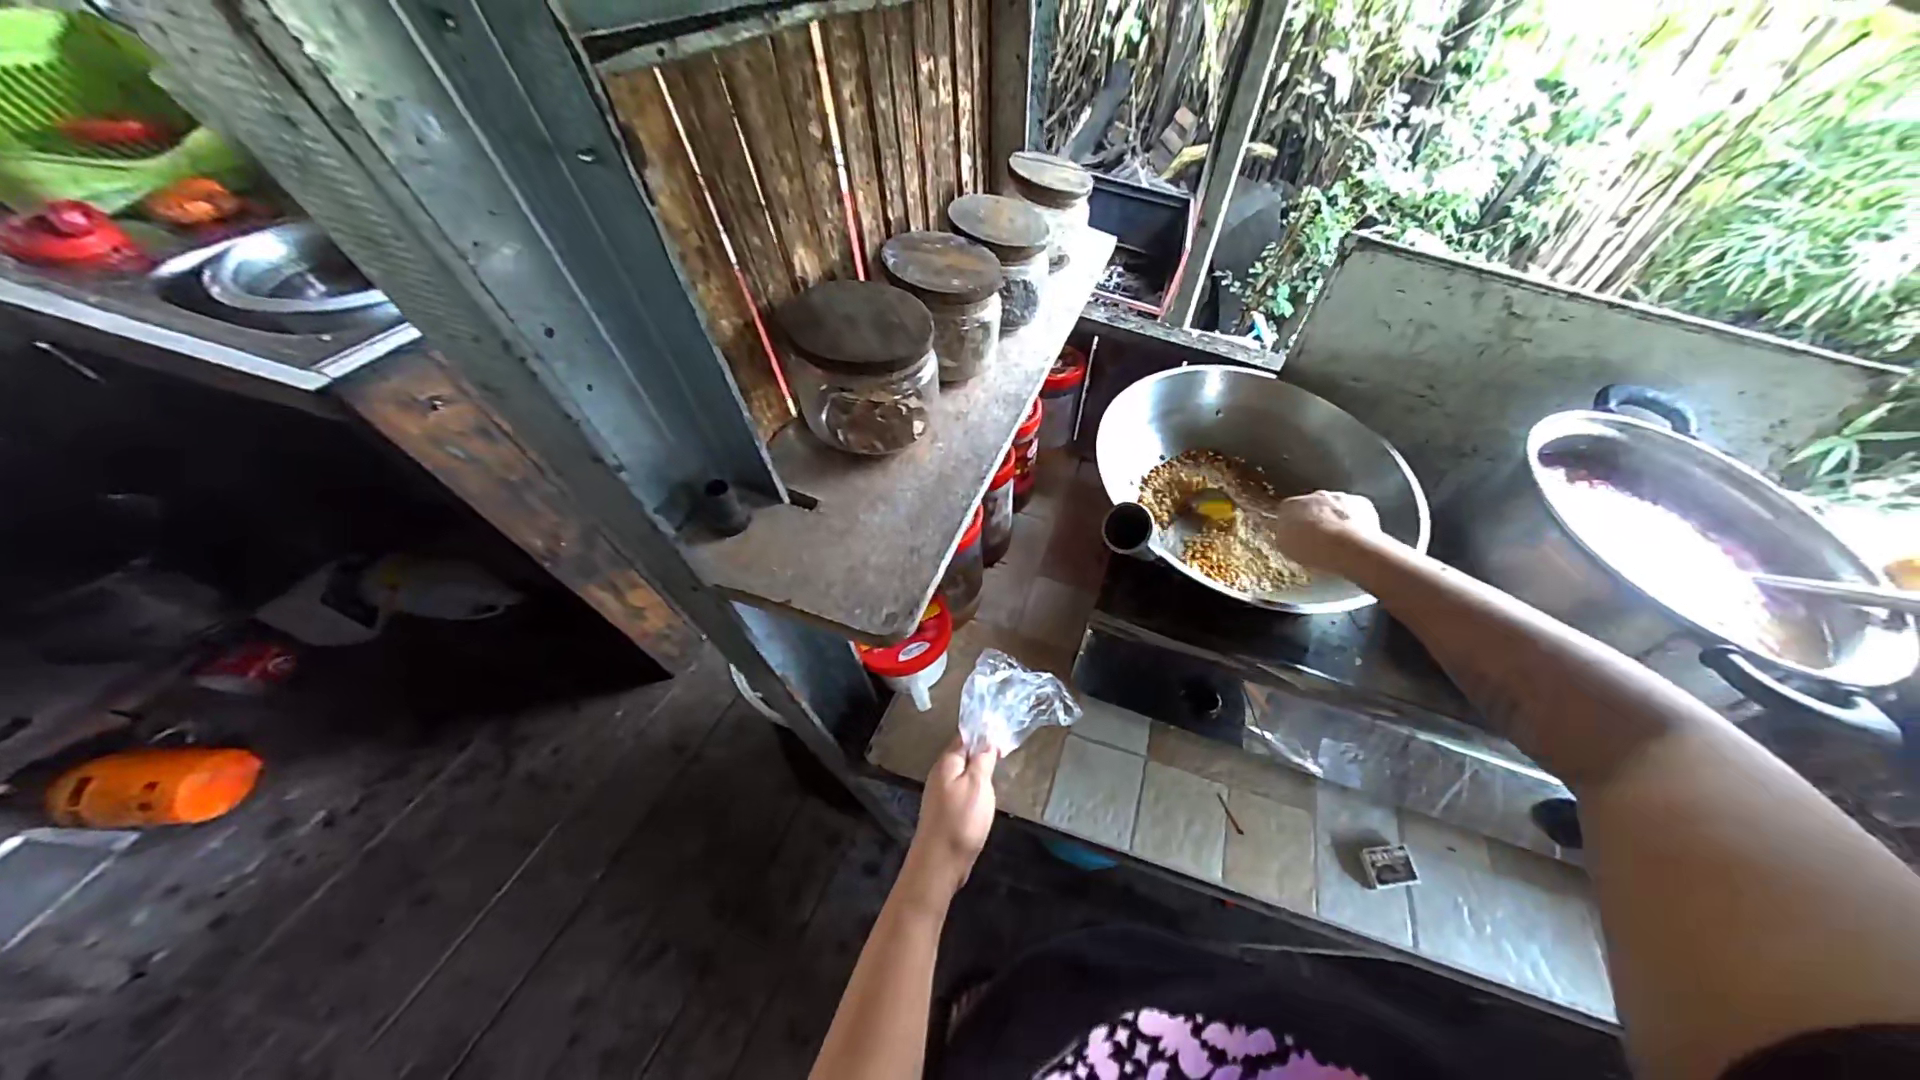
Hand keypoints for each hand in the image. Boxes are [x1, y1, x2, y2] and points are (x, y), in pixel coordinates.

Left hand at [904, 738, 998, 903]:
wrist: (940, 862)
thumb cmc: (961, 820)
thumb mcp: (978, 785)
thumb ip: (982, 760)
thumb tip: (987, 741)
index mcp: (947, 762)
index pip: (965, 737)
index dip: (983, 732)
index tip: (1003, 730)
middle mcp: (940, 773)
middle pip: (962, 754)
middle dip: (982, 749)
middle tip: (1005, 747)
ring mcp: (940, 793)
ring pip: (963, 772)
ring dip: (979, 768)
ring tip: (999, 765)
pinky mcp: (945, 810)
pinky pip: (962, 788)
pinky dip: (975, 785)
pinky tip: (986, 792)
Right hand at [1270, 490, 1382, 569]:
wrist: (1349, 548)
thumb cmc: (1312, 550)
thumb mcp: (1286, 548)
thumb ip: (1285, 534)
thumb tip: (1290, 532)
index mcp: (1289, 505)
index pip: (1286, 511)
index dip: (1292, 525)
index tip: (1297, 538)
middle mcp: (1314, 495)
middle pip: (1312, 506)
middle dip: (1316, 519)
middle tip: (1320, 540)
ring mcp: (1339, 496)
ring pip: (1335, 507)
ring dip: (1336, 519)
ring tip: (1341, 540)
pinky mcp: (1362, 502)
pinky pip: (1355, 510)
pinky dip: (1355, 520)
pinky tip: (1358, 536)